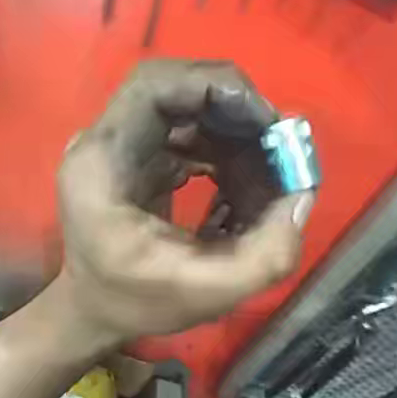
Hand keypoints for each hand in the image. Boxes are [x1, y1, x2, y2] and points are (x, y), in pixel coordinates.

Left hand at [46, 60, 310, 347]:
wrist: (92, 311)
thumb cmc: (137, 303)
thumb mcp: (209, 292)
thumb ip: (266, 254)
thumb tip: (304, 195)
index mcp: (104, 164)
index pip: (154, 86)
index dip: (215, 88)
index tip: (265, 122)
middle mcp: (105, 141)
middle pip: (176, 90)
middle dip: (236, 112)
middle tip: (277, 147)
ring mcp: (120, 144)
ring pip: (188, 109)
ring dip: (235, 136)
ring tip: (265, 178)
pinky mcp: (138, 154)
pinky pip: (189, 132)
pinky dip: (224, 151)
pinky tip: (242, 186)